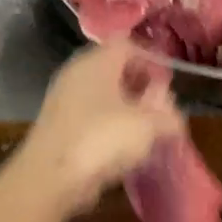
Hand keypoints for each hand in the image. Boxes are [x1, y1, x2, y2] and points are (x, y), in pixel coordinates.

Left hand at [10, 41, 185, 218]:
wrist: (50, 178)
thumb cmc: (101, 140)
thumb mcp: (147, 126)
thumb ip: (167, 116)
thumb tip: (172, 117)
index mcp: (96, 62)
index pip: (127, 43)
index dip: (151, 58)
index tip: (168, 83)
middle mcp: (76, 74)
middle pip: (115, 69)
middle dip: (141, 87)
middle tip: (161, 110)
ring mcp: (64, 100)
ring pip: (103, 95)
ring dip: (127, 110)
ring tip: (147, 133)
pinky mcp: (59, 126)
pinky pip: (92, 117)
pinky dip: (110, 127)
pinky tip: (123, 149)